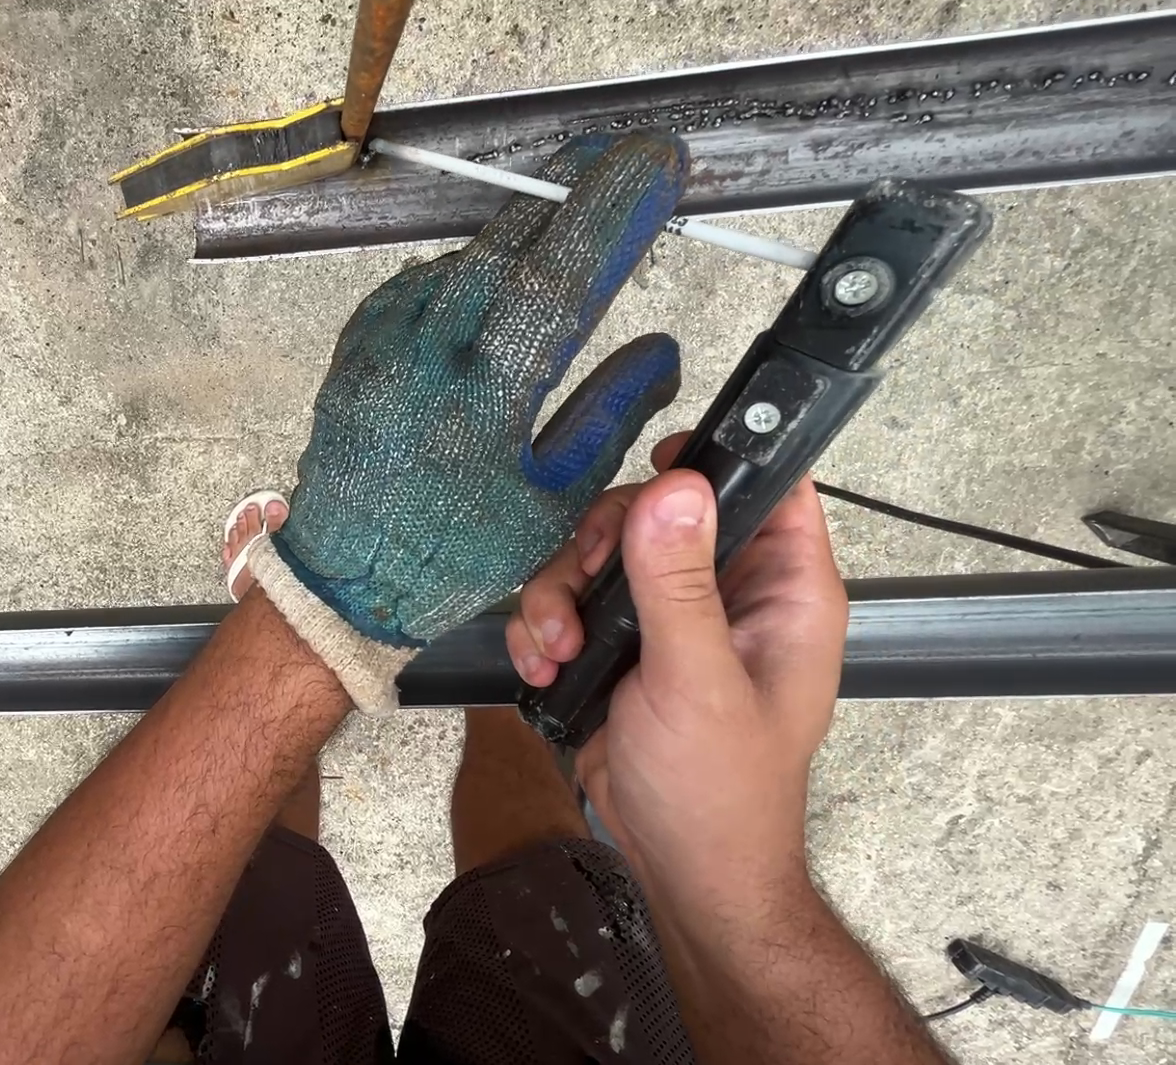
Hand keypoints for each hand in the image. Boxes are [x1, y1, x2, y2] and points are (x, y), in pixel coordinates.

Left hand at [252, 132, 688, 714]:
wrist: (348, 575)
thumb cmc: (450, 551)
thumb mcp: (548, 499)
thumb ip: (608, 416)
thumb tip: (658, 351)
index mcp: (485, 395)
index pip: (561, 276)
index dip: (614, 209)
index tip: (655, 163)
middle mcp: (424, 357)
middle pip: (505, 244)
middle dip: (568, 192)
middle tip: (613, 164)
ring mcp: (380, 350)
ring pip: (457, 261)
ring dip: (512, 234)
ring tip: (556, 225)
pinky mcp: (353, 355)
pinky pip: (411, 289)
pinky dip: (454, 274)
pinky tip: (481, 281)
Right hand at [507, 433, 846, 900]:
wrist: (671, 856)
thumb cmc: (715, 782)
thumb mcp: (695, 679)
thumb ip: (679, 584)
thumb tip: (675, 485)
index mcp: (775, 590)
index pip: (766, 489)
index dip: (717, 460)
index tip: (655, 460)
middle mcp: (717, 591)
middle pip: (649, 513)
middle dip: (598, 546)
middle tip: (583, 584)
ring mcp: (659, 616)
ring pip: (592, 557)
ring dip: (556, 596)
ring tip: (554, 649)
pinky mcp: (612, 641)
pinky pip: (564, 600)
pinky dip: (541, 627)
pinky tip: (542, 665)